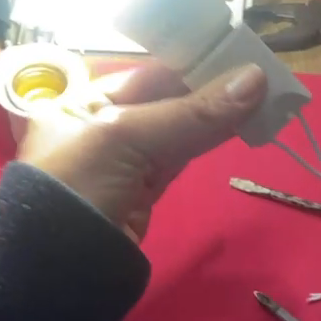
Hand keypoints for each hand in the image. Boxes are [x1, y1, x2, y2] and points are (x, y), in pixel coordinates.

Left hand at [19, 64, 266, 240]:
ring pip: (180, 127)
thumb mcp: (127, 136)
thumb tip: (257, 78)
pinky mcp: (144, 190)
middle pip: (168, 97)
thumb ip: (192, 111)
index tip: (240, 54)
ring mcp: (126, 158)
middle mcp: (105, 123)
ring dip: (219, 115)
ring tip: (264, 97)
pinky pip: (181, 155)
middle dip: (213, 88)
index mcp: (85, 98)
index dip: (194, 61)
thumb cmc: (78, 183)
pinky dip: (209, 140)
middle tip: (264, 75)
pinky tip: (240, 124)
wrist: (56, 267)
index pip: (149, 71)